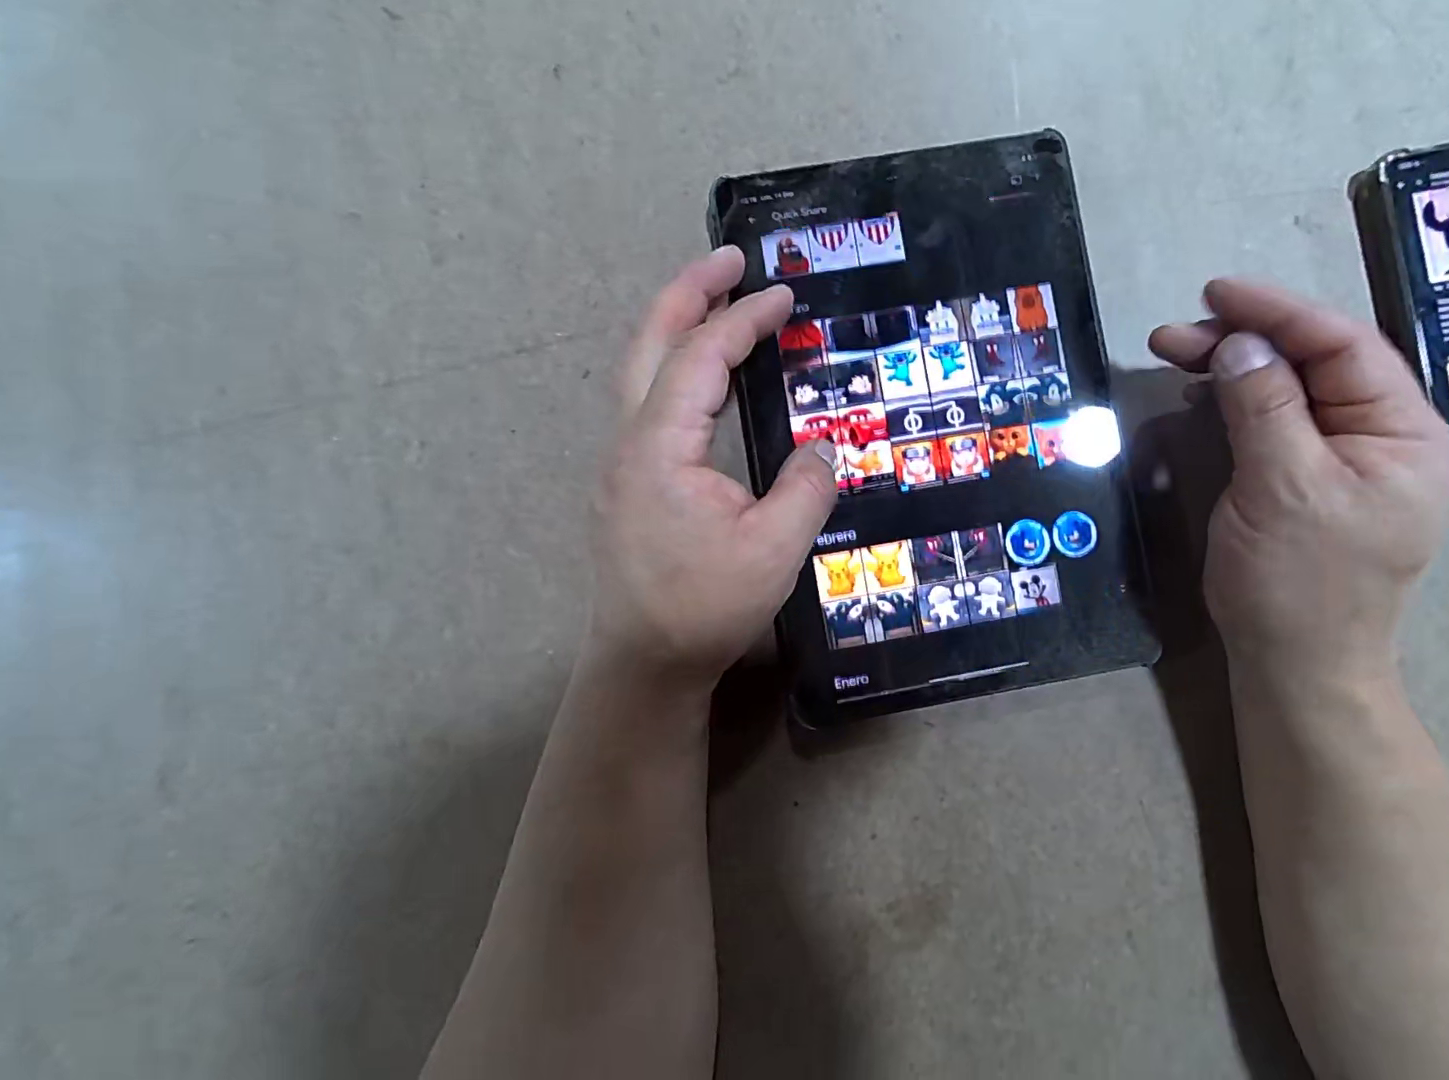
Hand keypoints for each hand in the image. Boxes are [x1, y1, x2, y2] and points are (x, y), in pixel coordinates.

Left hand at [588, 247, 837, 687]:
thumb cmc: (705, 608)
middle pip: (649, 345)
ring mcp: (623, 464)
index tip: (785, 295)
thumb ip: (806, 489)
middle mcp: (629, 443)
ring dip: (679, 328)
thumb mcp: (774, 551)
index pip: (701, 360)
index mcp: (659, 449)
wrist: (645, 662)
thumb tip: (825, 446)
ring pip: (643, 373)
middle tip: (729, 259)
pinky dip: (679, 371)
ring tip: (719, 301)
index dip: (743, 320)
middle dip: (688, 293)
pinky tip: (706, 379)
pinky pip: (651, 405)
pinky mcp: (631, 484)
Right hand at [1148, 280, 1448, 673]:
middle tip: (1175, 334)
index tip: (1216, 293)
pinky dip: (1236, 400)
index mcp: (1402, 432)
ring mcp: (1342, 458)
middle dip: (1245, 340)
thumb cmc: (1298, 581)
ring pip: (1289, 389)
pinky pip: (1274, 422)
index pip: (1343, 346)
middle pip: (1313, 363)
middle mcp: (1380, 436)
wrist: (1296, 661)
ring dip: (1233, 366)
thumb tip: (1238, 342)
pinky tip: (1205, 388)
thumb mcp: (1282, 486)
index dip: (1278, 312)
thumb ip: (1264, 407)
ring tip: (1176, 352)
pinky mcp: (1305, 478)